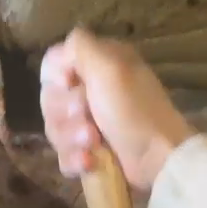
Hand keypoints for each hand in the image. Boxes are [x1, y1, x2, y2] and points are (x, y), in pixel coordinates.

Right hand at [40, 27, 193, 189]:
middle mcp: (90, 89)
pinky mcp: (88, 150)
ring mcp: (88, 122)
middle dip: (66, 113)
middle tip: (89, 119)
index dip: (55, 77)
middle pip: (49, 98)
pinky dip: (74, 159)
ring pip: (54, 128)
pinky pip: (62, 154)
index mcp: (96, 64)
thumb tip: (62, 51)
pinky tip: (90, 161)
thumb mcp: (109, 67)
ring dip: (71, 138)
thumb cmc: (134, 110)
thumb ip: (79, 46)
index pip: (52, 63)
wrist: (157, 158)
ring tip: (94, 143)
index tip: (70, 84)